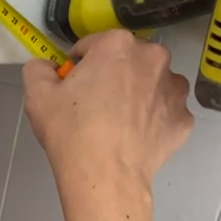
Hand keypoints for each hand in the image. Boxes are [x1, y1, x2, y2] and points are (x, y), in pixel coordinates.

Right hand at [23, 30, 194, 192]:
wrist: (104, 175)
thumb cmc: (71, 132)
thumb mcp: (37, 98)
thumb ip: (37, 70)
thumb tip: (44, 66)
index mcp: (117, 45)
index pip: (93, 45)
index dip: (79, 66)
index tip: (71, 88)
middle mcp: (153, 57)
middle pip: (127, 61)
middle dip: (112, 77)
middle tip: (93, 108)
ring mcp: (174, 88)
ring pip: (151, 85)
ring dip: (136, 96)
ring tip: (116, 125)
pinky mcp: (183, 117)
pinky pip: (164, 114)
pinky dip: (151, 122)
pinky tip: (132, 139)